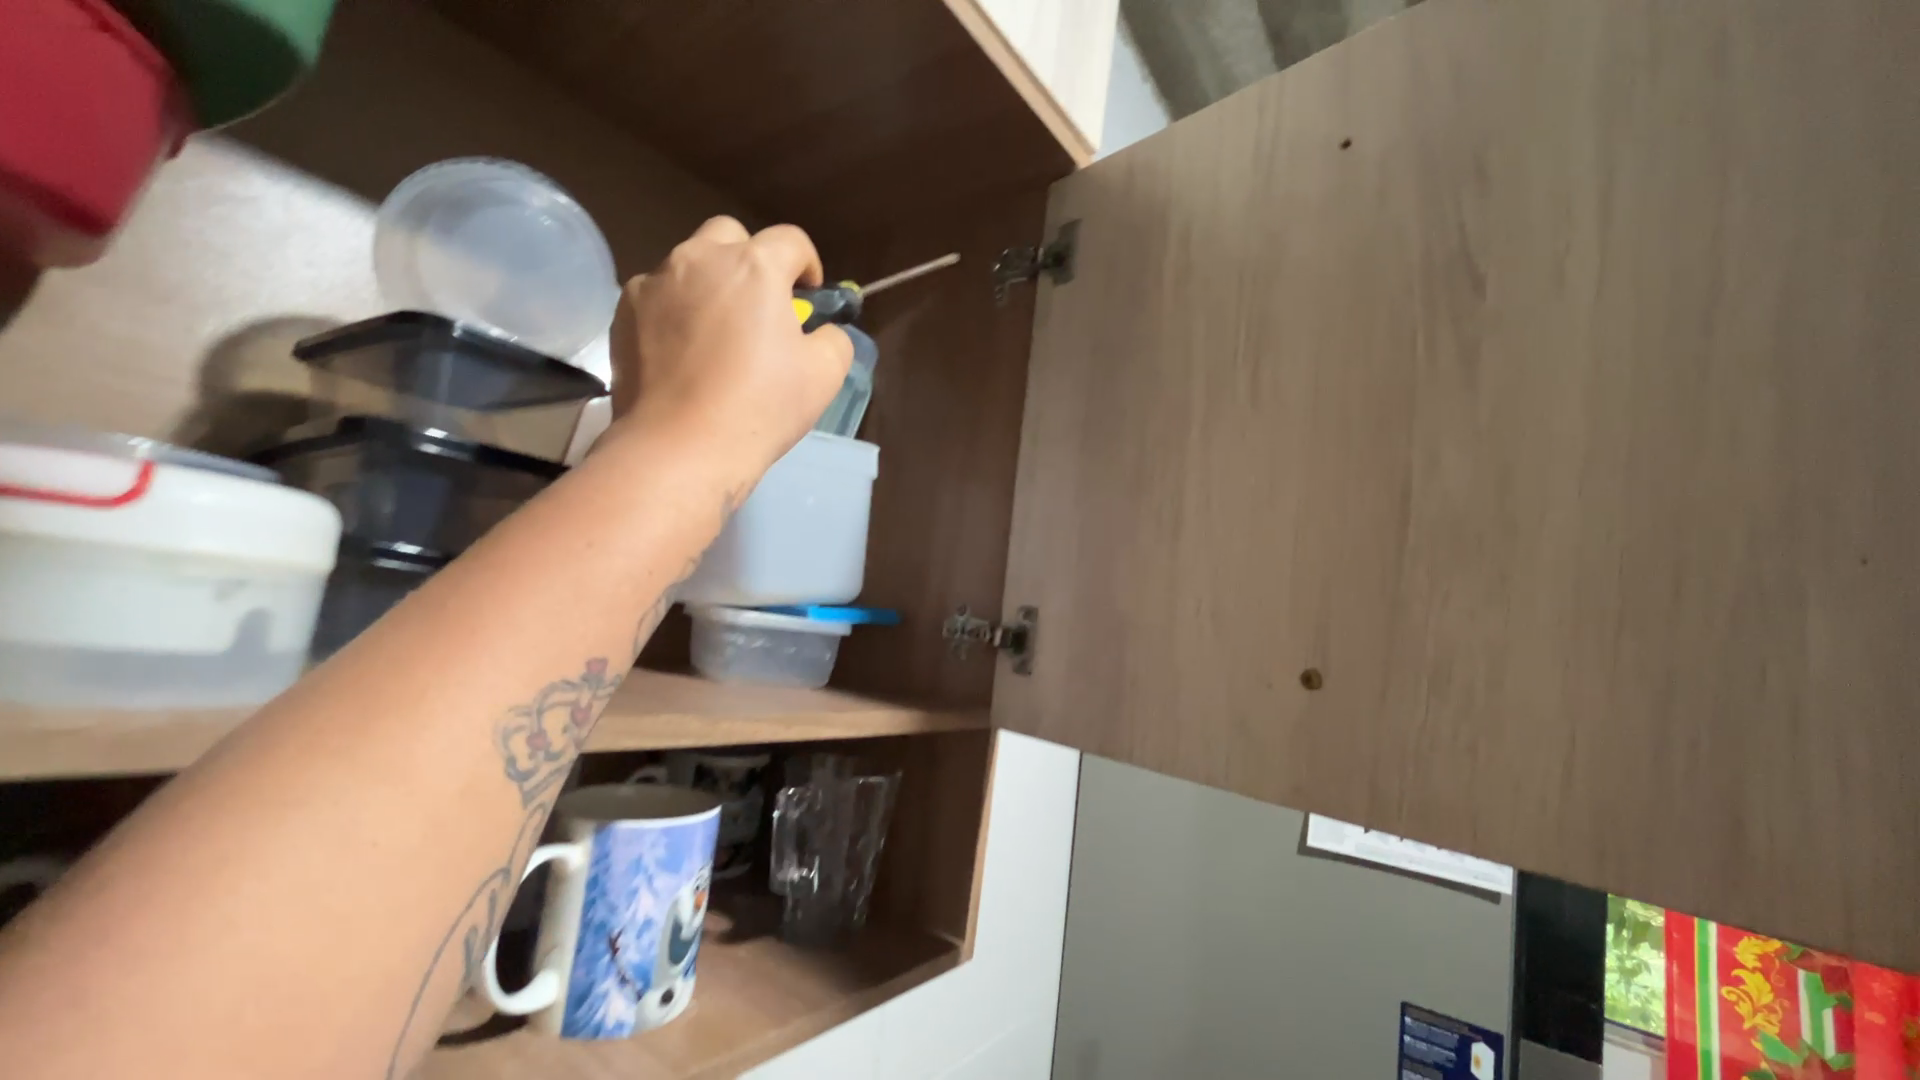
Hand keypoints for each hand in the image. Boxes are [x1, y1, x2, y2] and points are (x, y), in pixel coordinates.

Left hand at [606, 216, 853, 483]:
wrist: (679, 446)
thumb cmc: (760, 407)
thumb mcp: (824, 376)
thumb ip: (833, 339)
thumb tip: (820, 331)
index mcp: (755, 267)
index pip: (791, 240)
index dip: (807, 264)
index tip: (808, 297)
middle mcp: (700, 259)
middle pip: (731, 237)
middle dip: (750, 261)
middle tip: (759, 308)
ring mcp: (655, 282)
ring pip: (689, 264)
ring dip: (709, 285)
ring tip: (716, 333)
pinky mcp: (624, 311)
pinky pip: (657, 296)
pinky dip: (674, 311)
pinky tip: (682, 353)